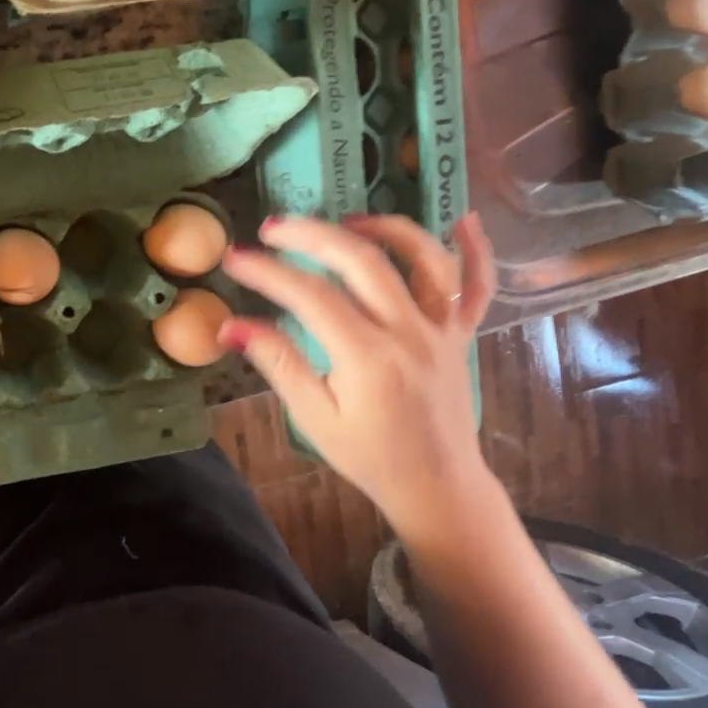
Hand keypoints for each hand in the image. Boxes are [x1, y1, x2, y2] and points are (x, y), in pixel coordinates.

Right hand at [217, 212, 497, 534]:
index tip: (233, 259)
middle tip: (272, 228)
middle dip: (311, 235)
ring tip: (346, 220)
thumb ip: (276, 363)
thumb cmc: (368, 456)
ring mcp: (442, 331)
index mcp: (368, 359)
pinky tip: (465, 220)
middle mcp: (410, 334)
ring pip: (424, 260)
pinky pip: (478, 287)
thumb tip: (229, 326)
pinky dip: (477, 252)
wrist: (438, 487)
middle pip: (362, 261)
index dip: (267, 272)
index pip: (310, 296)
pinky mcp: (462, 334)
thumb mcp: (313, 417)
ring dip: (385, 229)